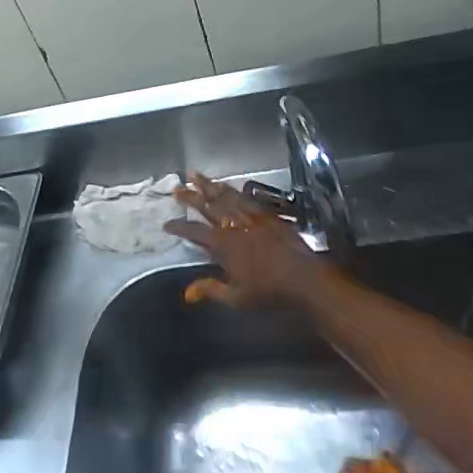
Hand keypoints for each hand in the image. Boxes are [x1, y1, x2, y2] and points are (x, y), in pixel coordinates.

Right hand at [164, 170, 321, 306]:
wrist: (305, 279)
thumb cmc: (269, 291)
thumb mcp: (237, 297)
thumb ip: (210, 290)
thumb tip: (186, 293)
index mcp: (223, 244)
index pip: (195, 231)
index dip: (179, 227)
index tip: (167, 224)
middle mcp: (234, 225)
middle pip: (208, 206)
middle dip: (190, 196)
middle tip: (177, 186)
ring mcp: (252, 217)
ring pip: (226, 197)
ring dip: (210, 185)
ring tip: (196, 175)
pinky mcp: (268, 215)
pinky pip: (247, 199)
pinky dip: (235, 191)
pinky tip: (230, 186)